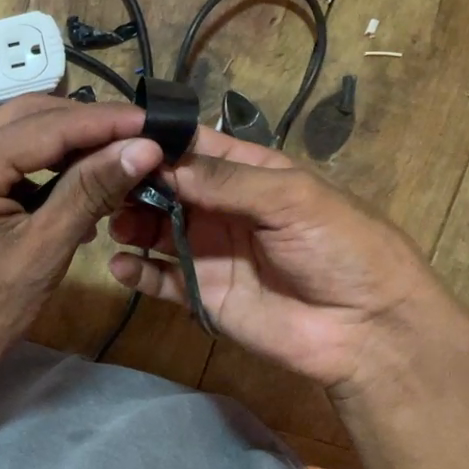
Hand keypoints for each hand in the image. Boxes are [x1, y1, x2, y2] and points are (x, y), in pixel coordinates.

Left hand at [0, 96, 161, 395]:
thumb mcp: (42, 251)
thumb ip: (89, 191)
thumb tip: (144, 148)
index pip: (47, 124)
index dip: (105, 121)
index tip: (155, 123)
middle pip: (29, 116)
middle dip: (86, 126)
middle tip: (139, 140)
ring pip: (17, 134)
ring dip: (65, 146)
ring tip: (115, 164)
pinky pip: (3, 160)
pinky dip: (41, 168)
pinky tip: (75, 190)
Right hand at [108, 127, 468, 399]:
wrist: (366, 328)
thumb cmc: (341, 247)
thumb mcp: (292, 198)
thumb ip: (227, 181)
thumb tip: (164, 164)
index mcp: (250, 175)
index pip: (194, 149)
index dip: (159, 144)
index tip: (118, 141)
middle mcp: (223, 209)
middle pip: (166, 189)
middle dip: (135, 184)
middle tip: (102, 185)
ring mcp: (209, 253)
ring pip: (155, 230)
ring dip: (131, 224)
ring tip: (113, 224)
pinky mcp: (201, 295)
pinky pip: (159, 280)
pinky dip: (136, 272)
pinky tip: (121, 266)